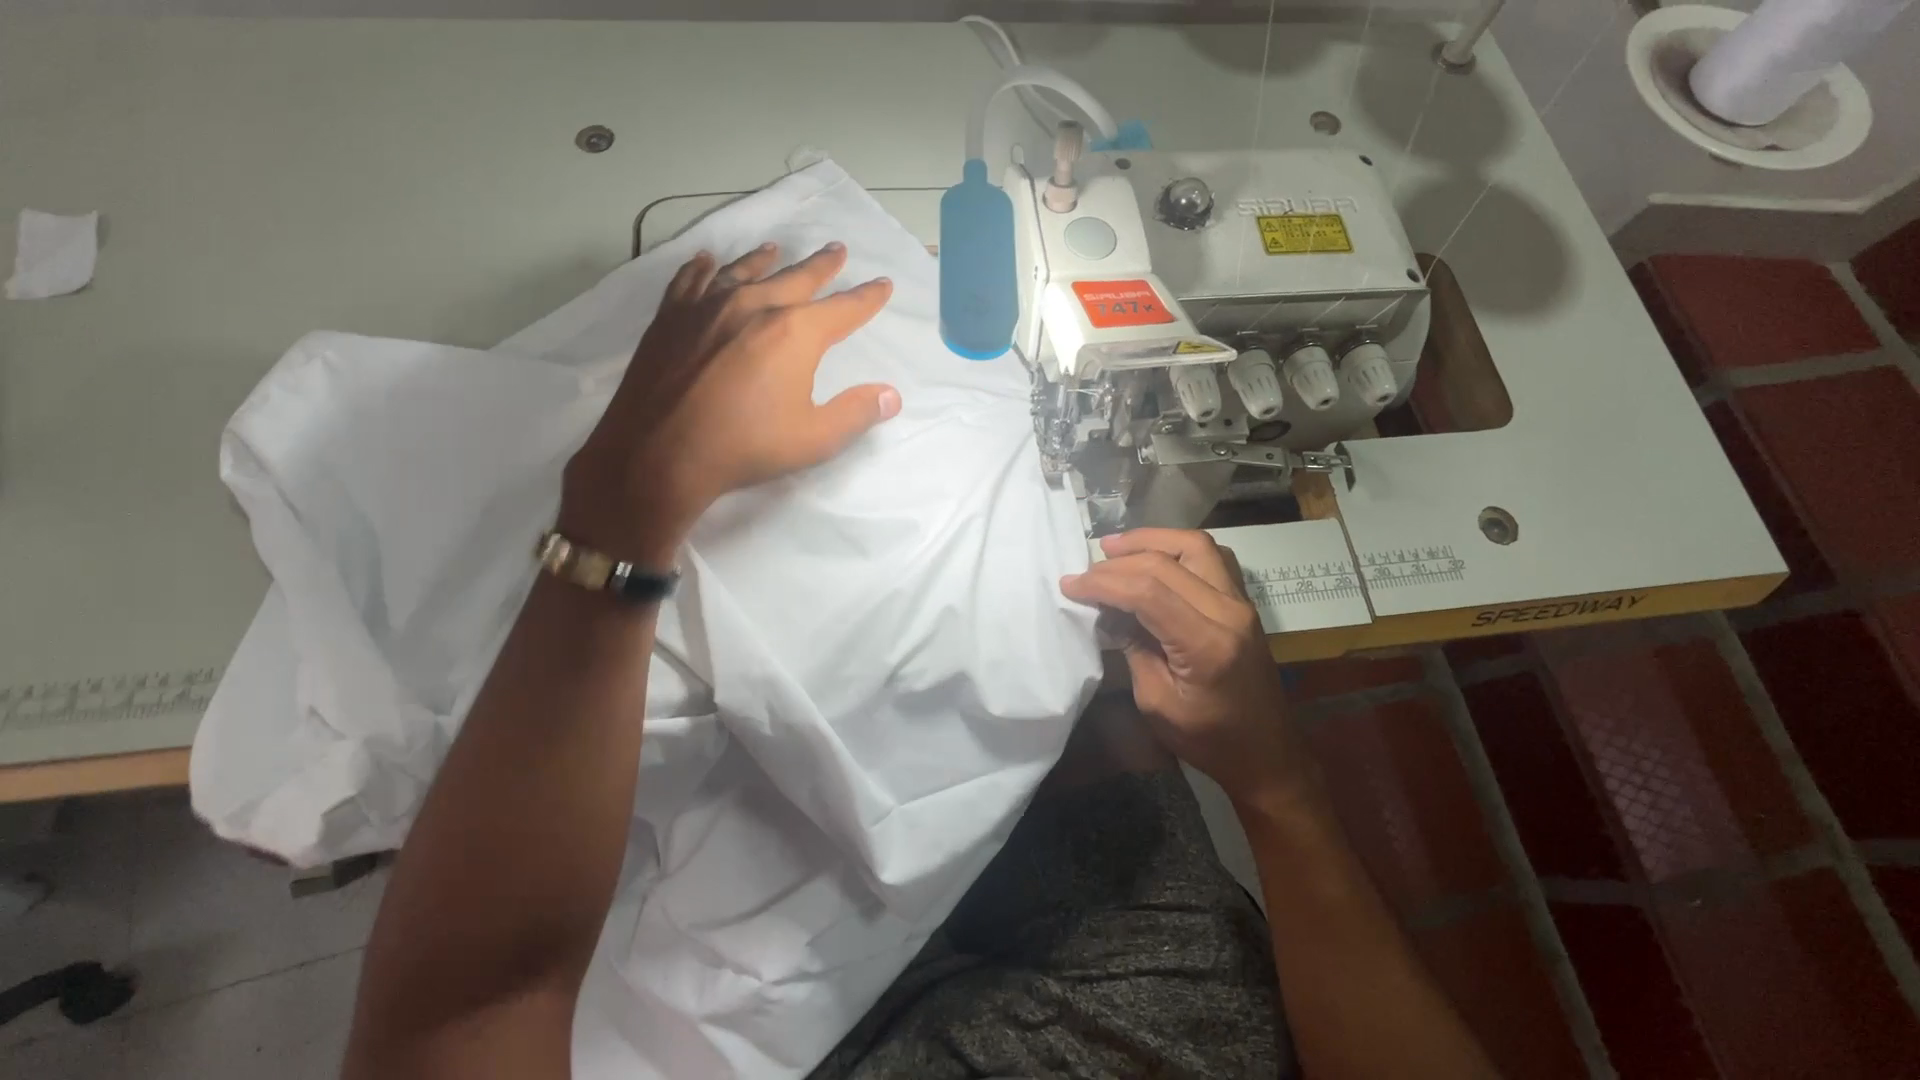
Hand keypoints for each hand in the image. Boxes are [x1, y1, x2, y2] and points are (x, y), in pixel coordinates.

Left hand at [562, 242, 898, 560]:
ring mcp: (708, 307)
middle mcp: (754, 306)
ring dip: (765, 258)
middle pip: (797, 278)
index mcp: (795, 333)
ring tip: (776, 249)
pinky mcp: (671, 317)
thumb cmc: (745, 447)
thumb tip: (891, 395)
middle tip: (837, 251)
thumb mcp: (814, 439)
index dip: (867, 298)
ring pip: (744, 271)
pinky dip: (704, 267)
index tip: (882, 285)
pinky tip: (708, 261)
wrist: (660, 452)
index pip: (844, 309)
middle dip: (822, 266)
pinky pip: (692, 280)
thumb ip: (857, 413)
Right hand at [1060, 529, 1315, 810]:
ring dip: (1149, 541)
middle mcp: (1229, 612)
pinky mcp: (1242, 603)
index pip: (1148, 592)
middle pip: (1166, 564)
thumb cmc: (1209, 740)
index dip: (1103, 583)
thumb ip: (1133, 649)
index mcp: (1207, 644)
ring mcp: (1240, 603)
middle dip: (1117, 564)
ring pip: (1193, 546)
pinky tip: (1151, 556)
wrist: (1266, 753)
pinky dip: (1175, 548)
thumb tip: (1107, 612)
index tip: (1070, 586)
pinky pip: (1210, 557)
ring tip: (1112, 548)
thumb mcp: (1157, 703)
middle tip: (1083, 573)